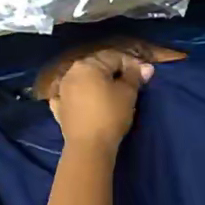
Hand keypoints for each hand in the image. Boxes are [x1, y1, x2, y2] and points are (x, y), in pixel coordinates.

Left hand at [36, 41, 182, 152]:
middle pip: (97, 68)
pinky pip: (70, 97)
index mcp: (88, 65)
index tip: (144, 76)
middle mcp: (71, 73)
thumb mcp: (128, 94)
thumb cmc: (110, 116)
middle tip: (129, 85)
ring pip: (82, 81)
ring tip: (109, 94)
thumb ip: (135, 76)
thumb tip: (146, 67)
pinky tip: (83, 101)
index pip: (114, 57)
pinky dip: (79, 97)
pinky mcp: (58, 109)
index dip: (132, 64)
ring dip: (95, 84)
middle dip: (113, 74)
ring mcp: (61, 91)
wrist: (88, 147)